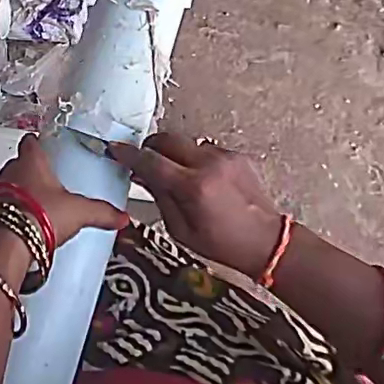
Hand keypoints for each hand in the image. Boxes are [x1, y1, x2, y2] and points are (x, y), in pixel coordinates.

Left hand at [0, 133, 129, 248]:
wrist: (9, 243)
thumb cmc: (39, 216)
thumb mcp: (79, 212)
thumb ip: (101, 212)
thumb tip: (121, 216)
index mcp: (31, 161)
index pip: (30, 141)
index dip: (37, 142)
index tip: (44, 145)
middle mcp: (9, 171)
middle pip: (19, 163)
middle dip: (31, 170)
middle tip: (47, 180)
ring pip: (8, 183)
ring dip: (19, 191)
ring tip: (37, 204)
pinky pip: (1, 204)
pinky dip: (11, 209)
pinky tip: (25, 221)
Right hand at [107, 134, 282, 275]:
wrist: (267, 242)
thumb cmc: (222, 243)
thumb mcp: (180, 229)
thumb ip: (160, 196)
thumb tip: (143, 175)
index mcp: (193, 187)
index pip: (151, 161)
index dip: (129, 154)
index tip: (115, 149)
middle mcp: (210, 165)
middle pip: (168, 139)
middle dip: (151, 147)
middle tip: (144, 160)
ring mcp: (226, 158)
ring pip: (186, 143)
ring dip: (175, 154)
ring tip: (176, 174)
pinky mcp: (237, 156)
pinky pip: (205, 150)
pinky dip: (196, 160)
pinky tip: (201, 178)